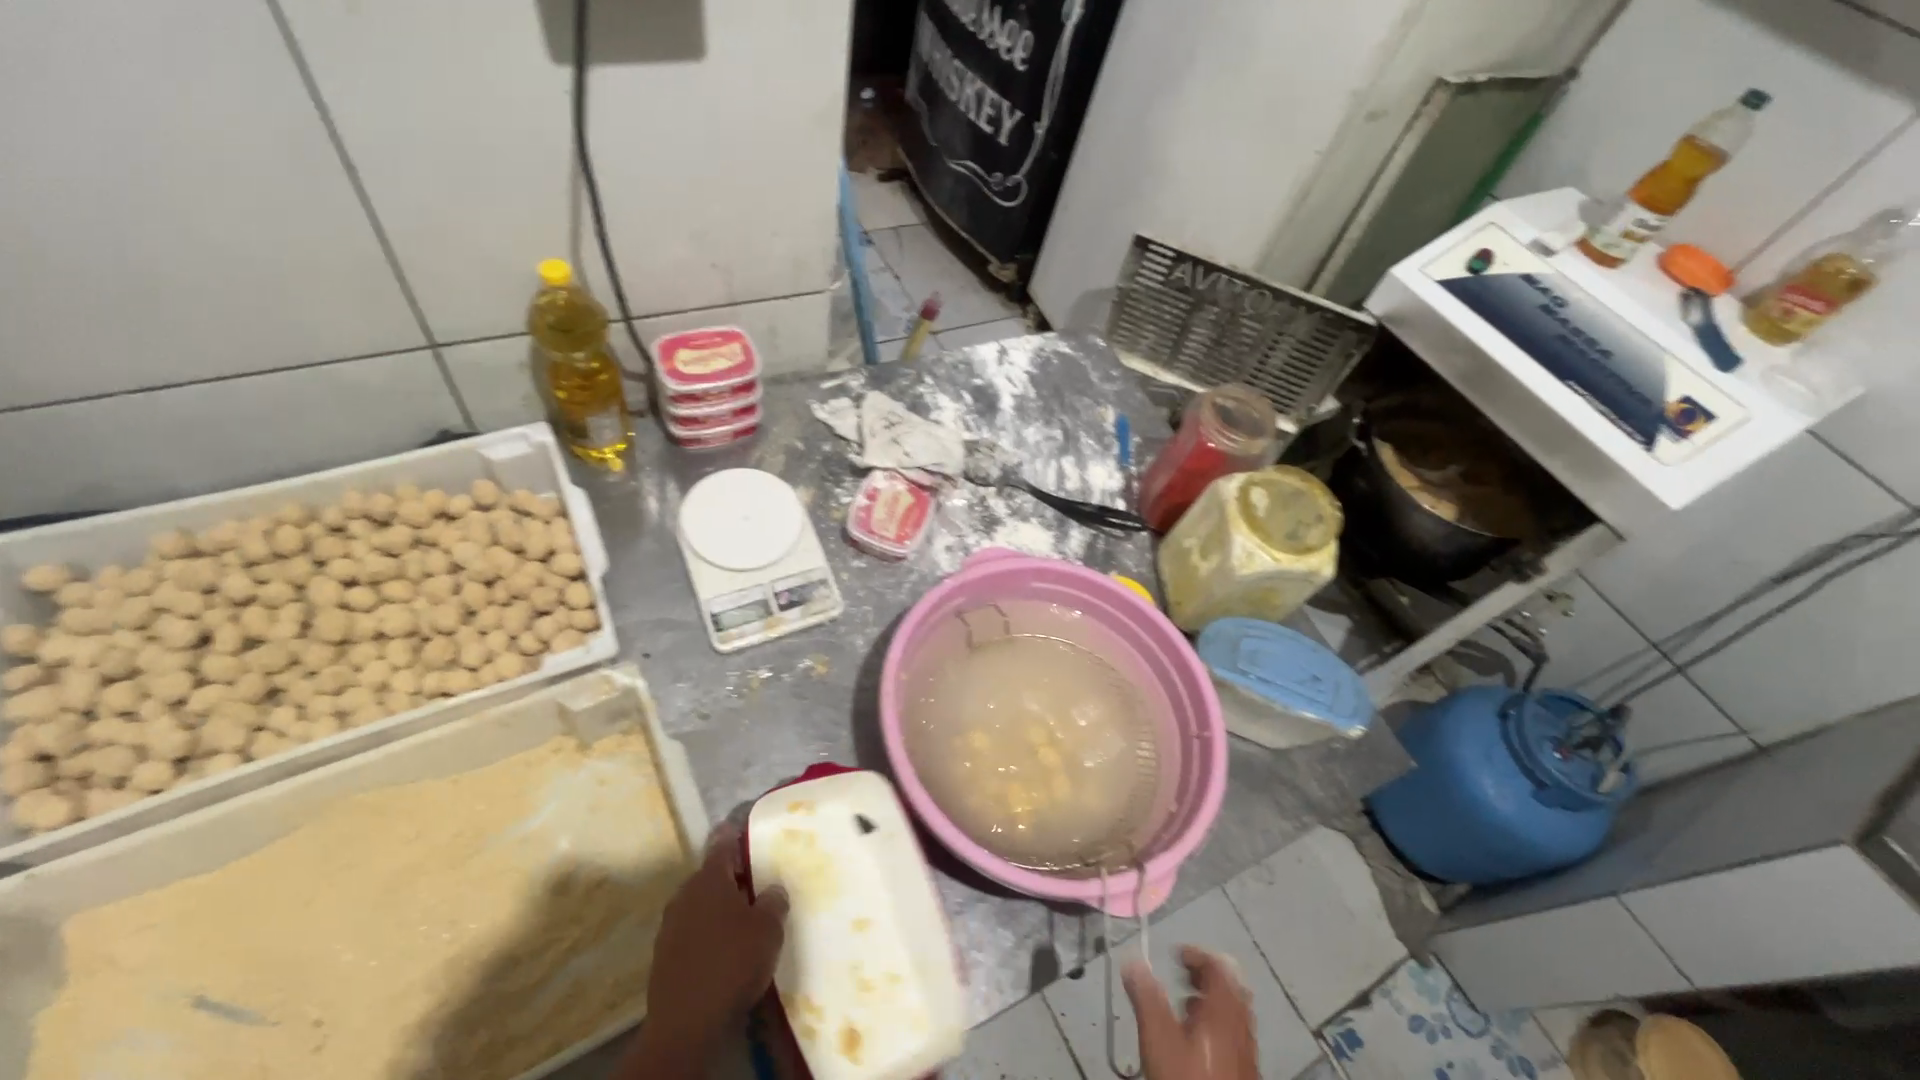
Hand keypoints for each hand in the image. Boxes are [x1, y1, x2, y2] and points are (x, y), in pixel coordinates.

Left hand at [641, 824, 788, 1047]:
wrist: (687, 1021)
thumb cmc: (733, 962)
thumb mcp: (768, 929)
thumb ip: (773, 902)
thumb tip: (771, 889)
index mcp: (709, 881)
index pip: (721, 846)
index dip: (732, 835)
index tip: (740, 827)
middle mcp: (684, 896)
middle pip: (709, 876)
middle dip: (729, 876)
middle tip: (753, 880)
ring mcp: (669, 927)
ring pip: (698, 905)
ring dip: (717, 906)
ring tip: (741, 916)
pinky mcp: (664, 956)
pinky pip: (690, 931)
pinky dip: (706, 931)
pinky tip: (722, 947)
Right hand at [1123, 946, 1259, 1079]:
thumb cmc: (1185, 1077)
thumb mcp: (1158, 1037)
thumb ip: (1145, 996)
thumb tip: (1132, 960)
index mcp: (1223, 1009)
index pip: (1218, 967)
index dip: (1197, 955)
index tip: (1175, 953)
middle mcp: (1240, 1024)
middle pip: (1231, 986)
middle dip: (1206, 975)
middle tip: (1182, 974)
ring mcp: (1245, 1047)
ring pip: (1233, 1010)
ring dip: (1211, 998)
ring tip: (1185, 1002)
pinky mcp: (1243, 1068)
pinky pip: (1233, 1030)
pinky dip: (1215, 1019)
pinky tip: (1195, 1037)